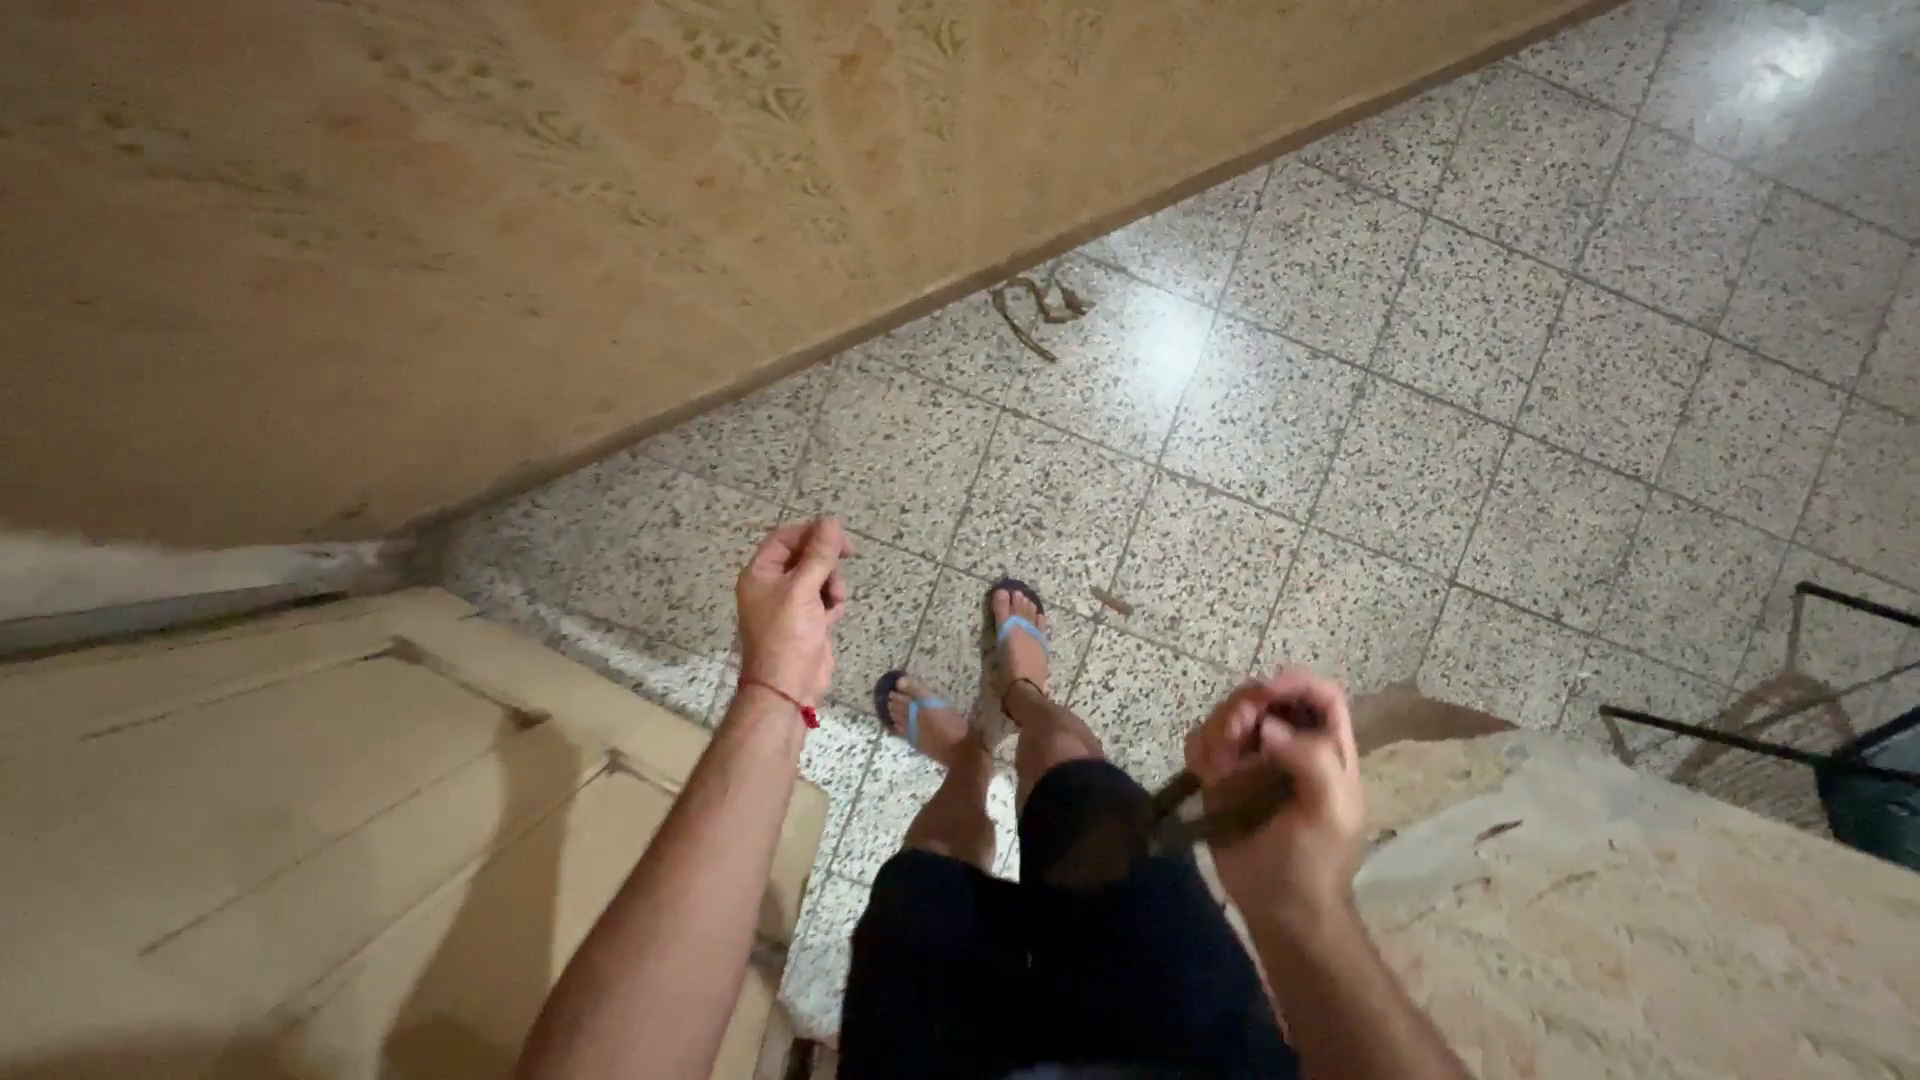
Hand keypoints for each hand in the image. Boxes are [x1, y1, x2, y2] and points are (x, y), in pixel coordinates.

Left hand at [735, 518, 852, 705]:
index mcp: (760, 574)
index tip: (837, 536)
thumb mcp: (803, 589)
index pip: (785, 539)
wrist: (788, 687)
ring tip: (836, 599)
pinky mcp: (807, 622)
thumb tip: (831, 521)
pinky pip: (825, 599)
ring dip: (832, 583)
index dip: (811, 533)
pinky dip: (832, 603)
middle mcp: (773, 586)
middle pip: (805, 556)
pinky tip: (833, 616)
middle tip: (848, 556)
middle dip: (826, 560)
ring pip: (819, 577)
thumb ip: (819, 555)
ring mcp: (791, 605)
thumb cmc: (787, 635)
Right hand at [1185, 668, 1363, 930]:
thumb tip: (1269, 729)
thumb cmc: (1314, 860)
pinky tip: (1205, 773)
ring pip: (1228, 715)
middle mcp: (1288, 746)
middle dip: (1246, 704)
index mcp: (1327, 750)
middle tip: (1237, 730)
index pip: (1320, 696)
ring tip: (1219, 763)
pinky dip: (1199, 748)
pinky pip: (1201, 743)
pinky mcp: (1219, 777)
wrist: (1280, 907)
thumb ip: (1313, 762)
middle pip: (1265, 698)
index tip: (1268, 691)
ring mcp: (1251, 760)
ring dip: (1219, 727)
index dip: (1297, 682)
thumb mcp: (1331, 812)